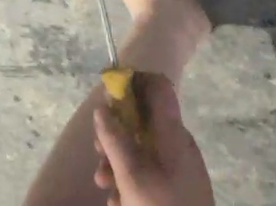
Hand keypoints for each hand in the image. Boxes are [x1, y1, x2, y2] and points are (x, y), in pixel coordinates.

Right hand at [93, 74, 215, 205]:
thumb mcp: (132, 176)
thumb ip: (115, 138)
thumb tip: (102, 106)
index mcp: (173, 133)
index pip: (157, 86)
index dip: (132, 83)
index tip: (108, 97)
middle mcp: (177, 144)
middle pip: (142, 120)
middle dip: (114, 134)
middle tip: (97, 153)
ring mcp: (178, 168)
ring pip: (140, 150)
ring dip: (116, 164)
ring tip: (104, 187)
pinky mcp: (175, 189)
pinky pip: (148, 173)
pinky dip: (130, 183)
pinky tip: (119, 203)